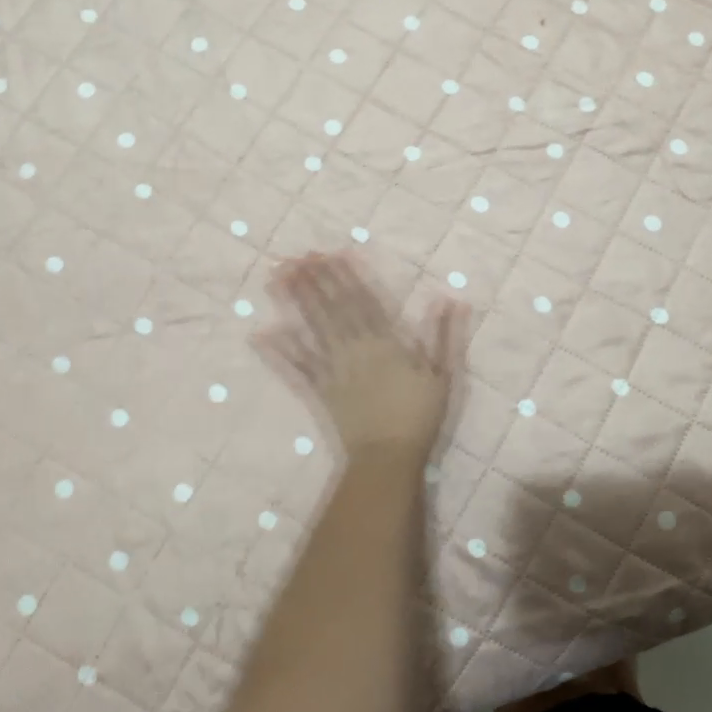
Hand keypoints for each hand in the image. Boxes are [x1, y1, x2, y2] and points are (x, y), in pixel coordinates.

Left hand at [255, 253, 469, 465]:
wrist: (388, 458)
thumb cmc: (418, 417)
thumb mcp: (442, 374)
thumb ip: (443, 335)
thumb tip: (449, 298)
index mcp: (386, 342)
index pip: (364, 300)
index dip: (347, 276)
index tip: (331, 253)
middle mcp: (355, 348)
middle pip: (333, 308)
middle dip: (316, 281)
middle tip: (296, 257)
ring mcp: (333, 370)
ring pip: (312, 329)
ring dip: (295, 303)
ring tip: (278, 278)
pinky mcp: (319, 391)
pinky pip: (297, 368)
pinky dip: (280, 351)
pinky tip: (263, 334)